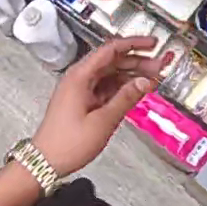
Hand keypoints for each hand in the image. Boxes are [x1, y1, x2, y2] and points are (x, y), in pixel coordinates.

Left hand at [31, 35, 161, 175]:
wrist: (46, 162)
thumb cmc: (67, 143)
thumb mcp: (103, 120)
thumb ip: (126, 98)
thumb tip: (145, 81)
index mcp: (80, 76)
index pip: (111, 49)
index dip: (134, 44)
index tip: (152, 43)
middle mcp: (79, 79)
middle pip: (113, 61)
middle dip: (138, 61)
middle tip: (160, 64)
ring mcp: (80, 89)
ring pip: (111, 74)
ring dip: (132, 74)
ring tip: (153, 77)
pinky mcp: (83, 101)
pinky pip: (106, 87)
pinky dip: (123, 87)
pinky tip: (137, 91)